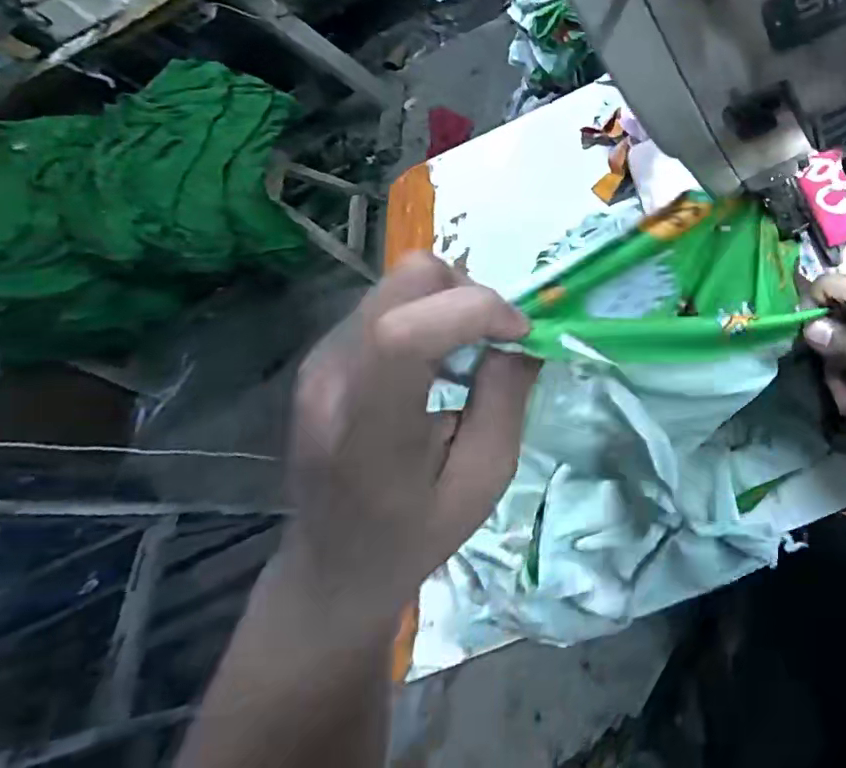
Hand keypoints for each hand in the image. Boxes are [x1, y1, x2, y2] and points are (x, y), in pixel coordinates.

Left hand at [281, 254, 541, 625]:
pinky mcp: (325, 353)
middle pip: (410, 280)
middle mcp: (333, 377)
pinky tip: (441, 364)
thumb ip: (505, 400)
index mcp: (369, 427)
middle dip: (472, 295)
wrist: (332, 564)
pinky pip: (392, 302)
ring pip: (404, 282)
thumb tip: (524, 338)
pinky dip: (433, 315)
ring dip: (454, 302)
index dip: (477, 311)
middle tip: (500, 339)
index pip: (406, 333)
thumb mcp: (484, 478)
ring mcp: (322, 360)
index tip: (522, 335)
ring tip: (472, 355)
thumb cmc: (416, 531)